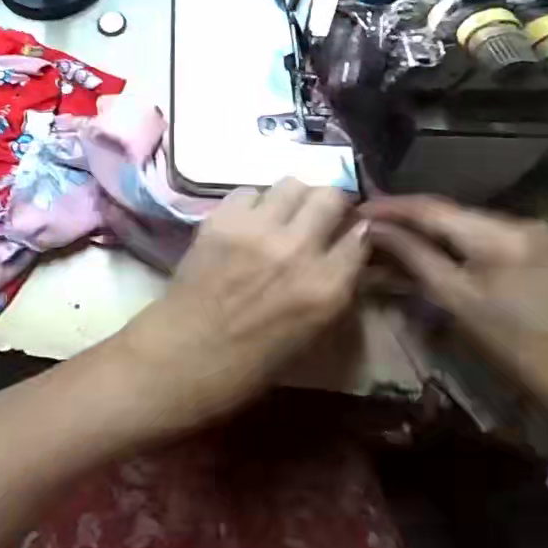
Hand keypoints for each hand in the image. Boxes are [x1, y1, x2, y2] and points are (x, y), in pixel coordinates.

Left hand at [112, 179, 368, 428]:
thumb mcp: (312, 334)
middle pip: (330, 196)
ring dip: (294, 198)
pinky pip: (249, 191)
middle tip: (319, 218)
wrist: (185, 355)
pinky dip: (254, 202)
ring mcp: (256, 229)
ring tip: (283, 215)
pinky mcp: (221, 219)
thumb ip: (334, 289)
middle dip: (330, 205)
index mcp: (326, 287)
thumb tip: (348, 257)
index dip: (357, 233)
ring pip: (292, 183)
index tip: (349, 235)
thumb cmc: (251, 363)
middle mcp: (297, 249)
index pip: (362, 235)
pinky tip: (247, 221)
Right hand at [361, 196, 547, 504]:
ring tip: (391, 243)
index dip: (388, 207)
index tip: (354, 211)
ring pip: (464, 225)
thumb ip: (412, 256)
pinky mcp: (541, 249)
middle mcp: (520, 221)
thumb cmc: (518, 349)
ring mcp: (535, 233)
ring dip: (428, 233)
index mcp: (500, 232)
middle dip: (405, 220)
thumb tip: (371, 228)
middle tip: (366, 229)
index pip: (430, 207)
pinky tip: (430, 255)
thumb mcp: (455, 301)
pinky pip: (484, 238)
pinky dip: (454, 245)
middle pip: (448, 213)